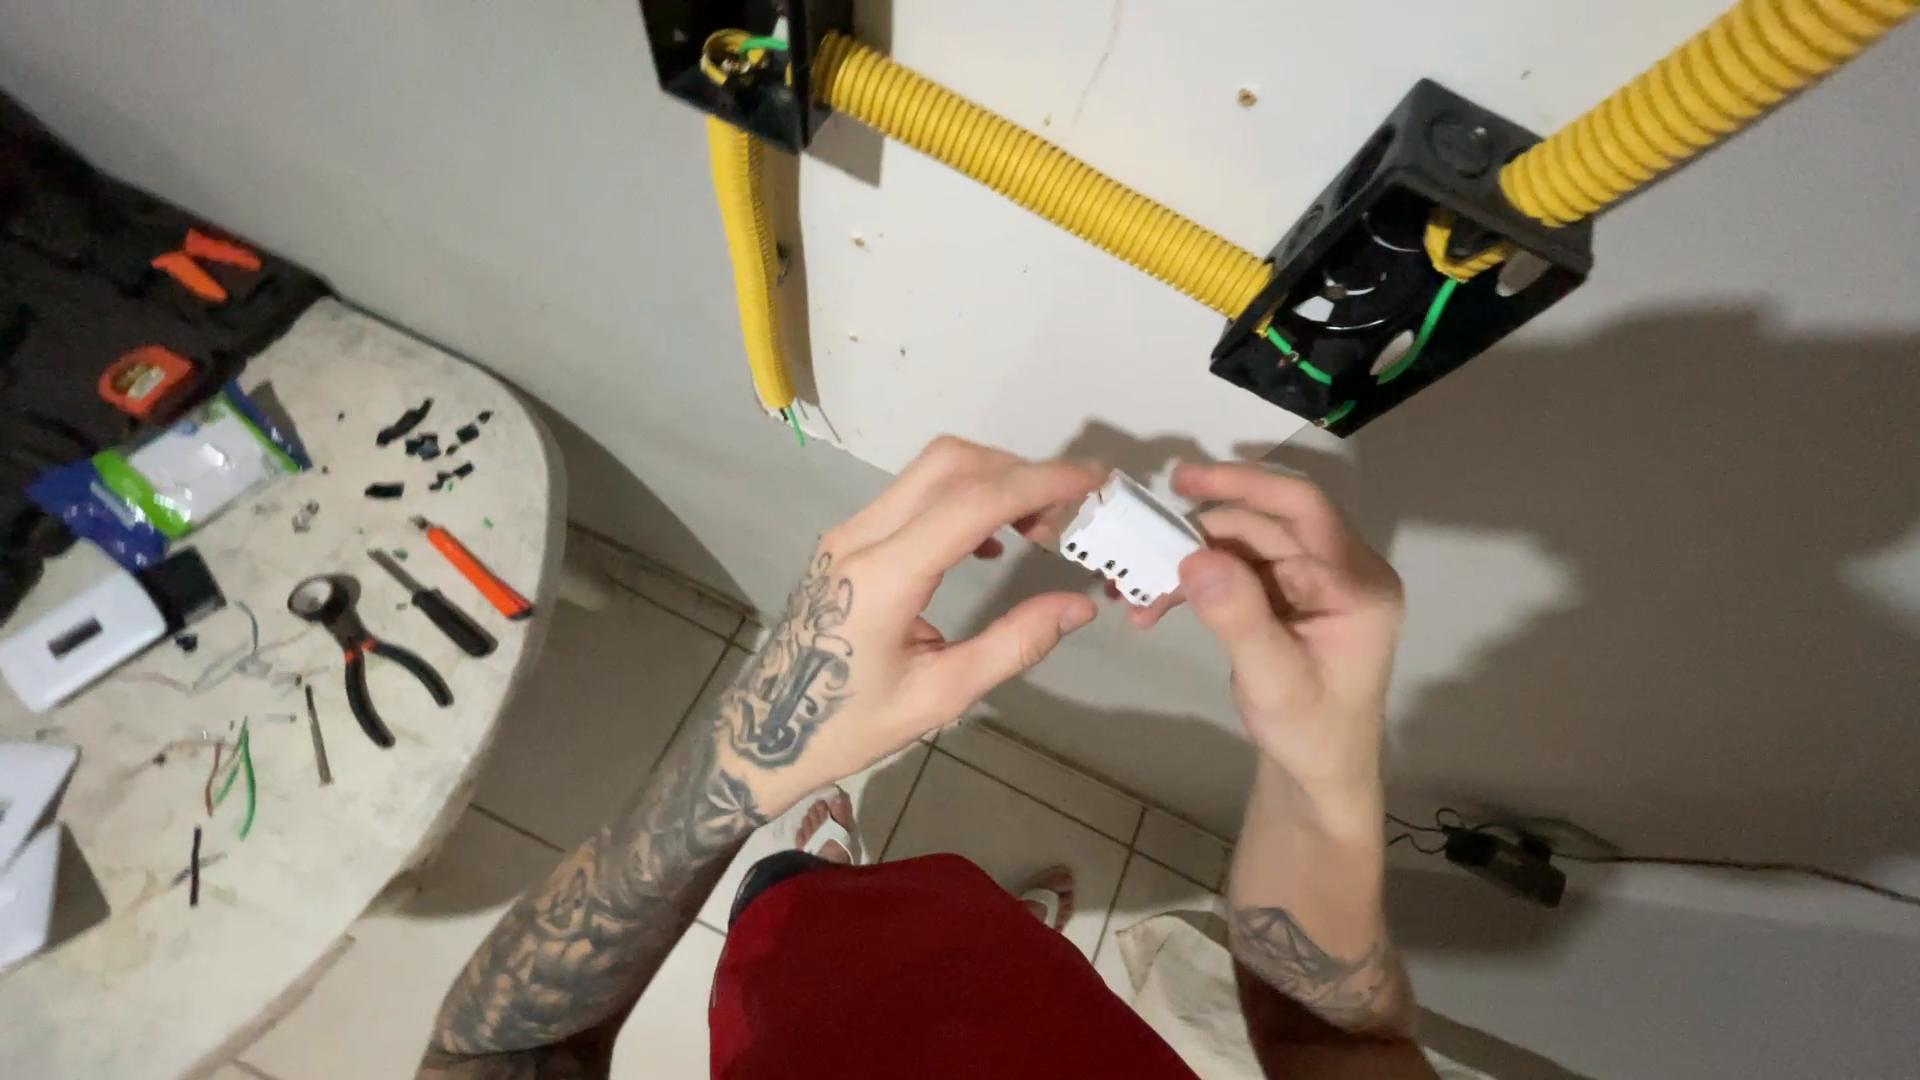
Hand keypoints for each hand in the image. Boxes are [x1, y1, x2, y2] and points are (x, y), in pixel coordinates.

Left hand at [716, 437, 1104, 815]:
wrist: (765, 732)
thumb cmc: (849, 725)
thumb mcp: (940, 696)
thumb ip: (1013, 644)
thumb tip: (1079, 605)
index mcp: (884, 578)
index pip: (971, 503)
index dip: (1039, 482)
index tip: (1090, 480)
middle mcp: (861, 537)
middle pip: (948, 464)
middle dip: (1017, 470)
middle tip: (1065, 509)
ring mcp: (849, 532)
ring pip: (928, 472)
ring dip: (990, 481)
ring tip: (1036, 528)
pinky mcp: (848, 539)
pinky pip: (911, 496)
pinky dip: (960, 499)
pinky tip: (987, 543)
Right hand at [1165, 463, 1402, 813]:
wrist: (1315, 773)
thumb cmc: (1309, 731)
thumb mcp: (1274, 678)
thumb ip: (1238, 616)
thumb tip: (1192, 557)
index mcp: (1355, 581)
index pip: (1301, 508)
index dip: (1242, 484)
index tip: (1181, 479)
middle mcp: (1335, 570)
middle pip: (1260, 524)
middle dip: (1197, 536)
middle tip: (1139, 549)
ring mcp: (1307, 583)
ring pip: (1238, 546)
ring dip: (1186, 563)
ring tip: (1136, 592)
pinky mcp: (1281, 597)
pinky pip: (1230, 572)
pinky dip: (1192, 584)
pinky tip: (1153, 607)